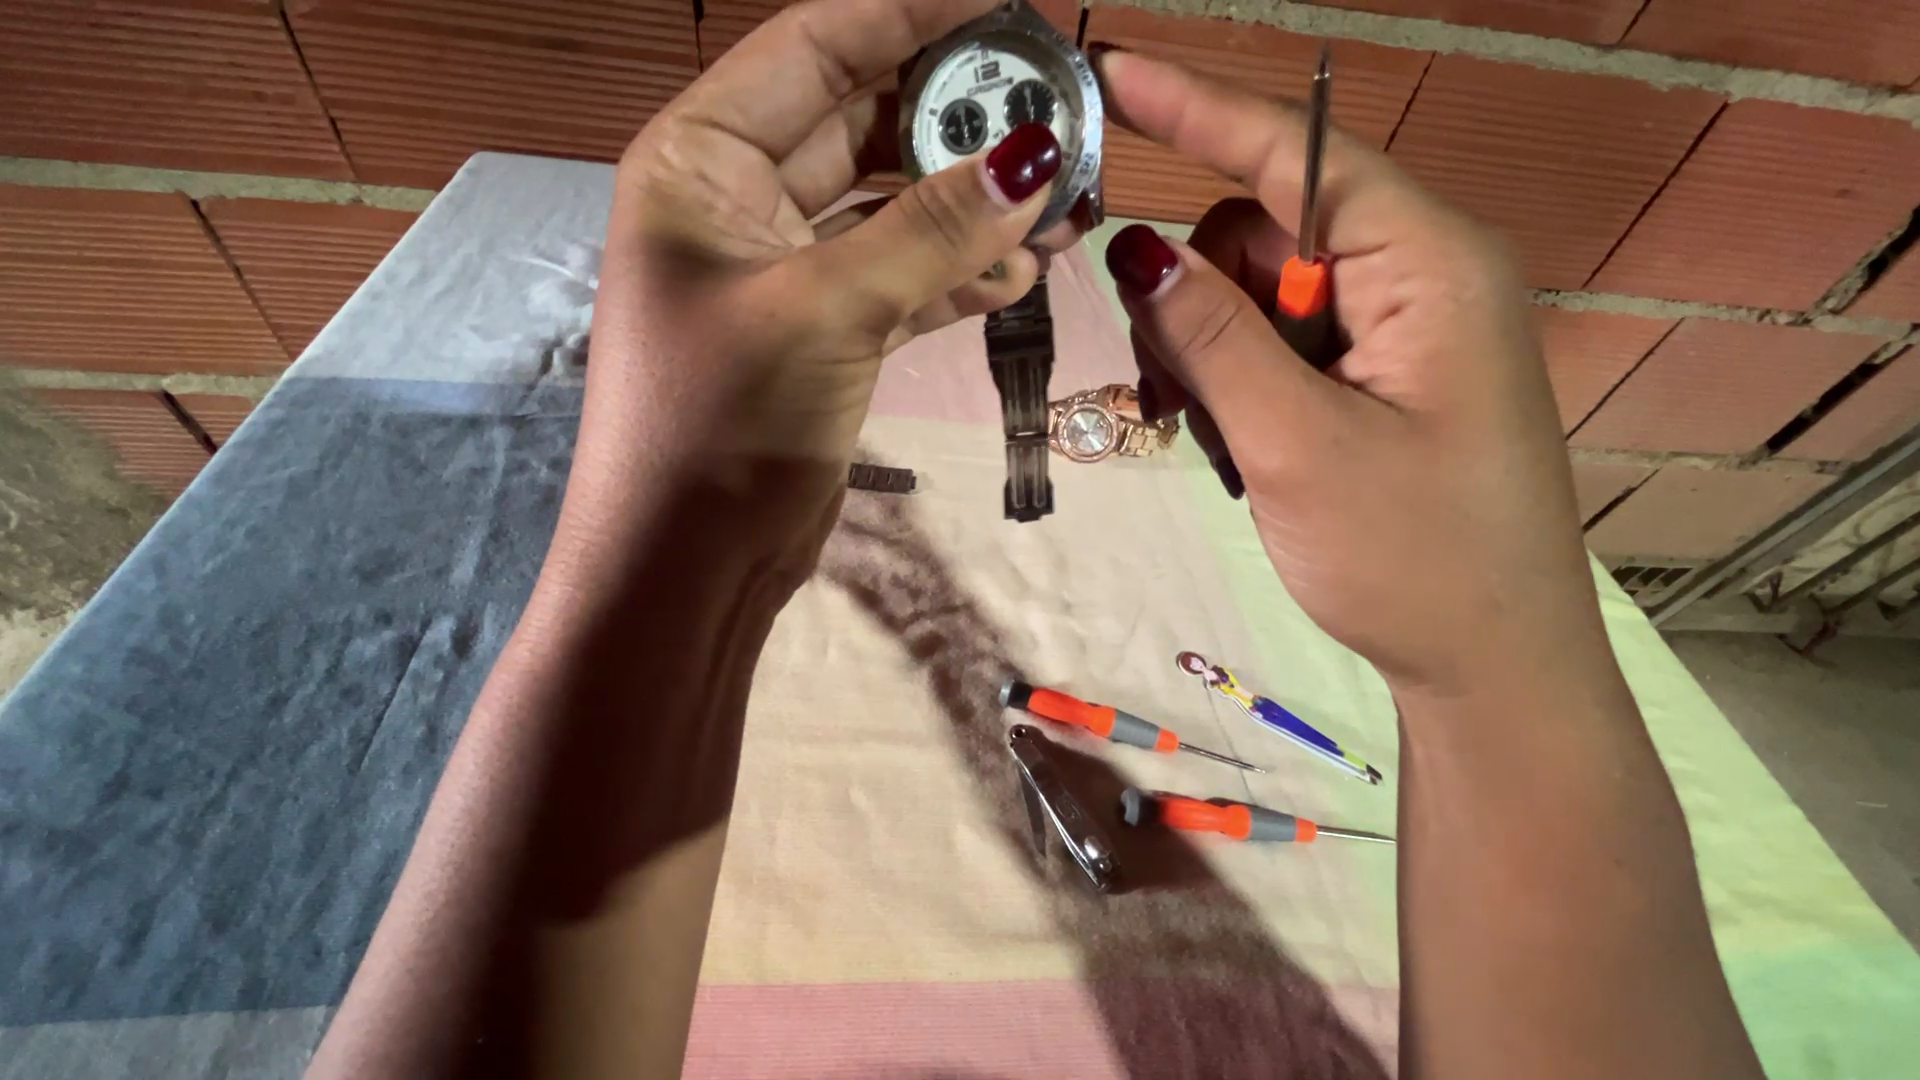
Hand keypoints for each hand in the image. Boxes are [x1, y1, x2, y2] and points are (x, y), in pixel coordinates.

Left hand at [579, 0, 1062, 499]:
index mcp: (701, 159)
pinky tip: (1019, 273)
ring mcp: (788, 271)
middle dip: (959, 122)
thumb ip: (929, 230)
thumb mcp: (825, 310)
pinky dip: (957, 275)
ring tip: (1061, 205)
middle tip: (1054, 118)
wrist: (689, 562)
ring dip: (973, 209)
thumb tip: (1032, 157)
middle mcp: (740, 201)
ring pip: (894, 211)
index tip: (1009, 5)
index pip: (817, 45)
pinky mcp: (826, 333)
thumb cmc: (721, 423)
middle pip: (866, 124)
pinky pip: (902, 279)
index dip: (913, 13)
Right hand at [1097, 50, 1605, 697]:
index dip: (1202, 109)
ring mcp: (1394, 330)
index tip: (1116, 74)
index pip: (1299, 152)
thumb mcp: (1295, 443)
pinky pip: (1276, 344)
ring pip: (1257, 292)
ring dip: (1209, 348)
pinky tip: (1233, 436)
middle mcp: (1414, 277)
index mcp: (1428, 264)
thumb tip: (1134, 250)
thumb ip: (1213, 339)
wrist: (1484, 661)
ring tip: (1211, 432)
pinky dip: (1235, 379)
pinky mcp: (1373, 377)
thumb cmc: (1411, 556)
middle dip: (1197, 291)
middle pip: (1264, 229)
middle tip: (1169, 384)